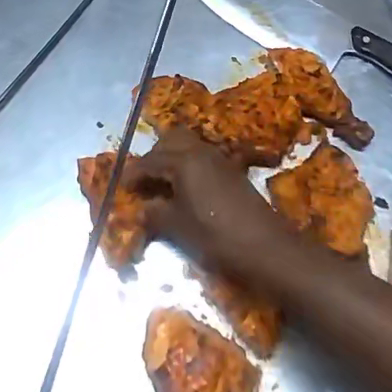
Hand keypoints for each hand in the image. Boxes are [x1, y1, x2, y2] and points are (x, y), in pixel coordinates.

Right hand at [120, 126, 295, 272]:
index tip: (121, 187)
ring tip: (164, 182)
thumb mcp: (179, 228)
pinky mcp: (232, 170)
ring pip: (186, 144)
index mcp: (182, 160)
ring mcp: (218, 158)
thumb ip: (155, 214)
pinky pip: (201, 155)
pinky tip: (188, 187)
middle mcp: (198, 151)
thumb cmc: (219, 237)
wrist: (270, 249)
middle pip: (168, 142)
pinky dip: (188, 164)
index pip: (148, 162)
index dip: (133, 175)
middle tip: (144, 181)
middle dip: (152, 158)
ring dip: (171, 157)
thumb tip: (140, 209)